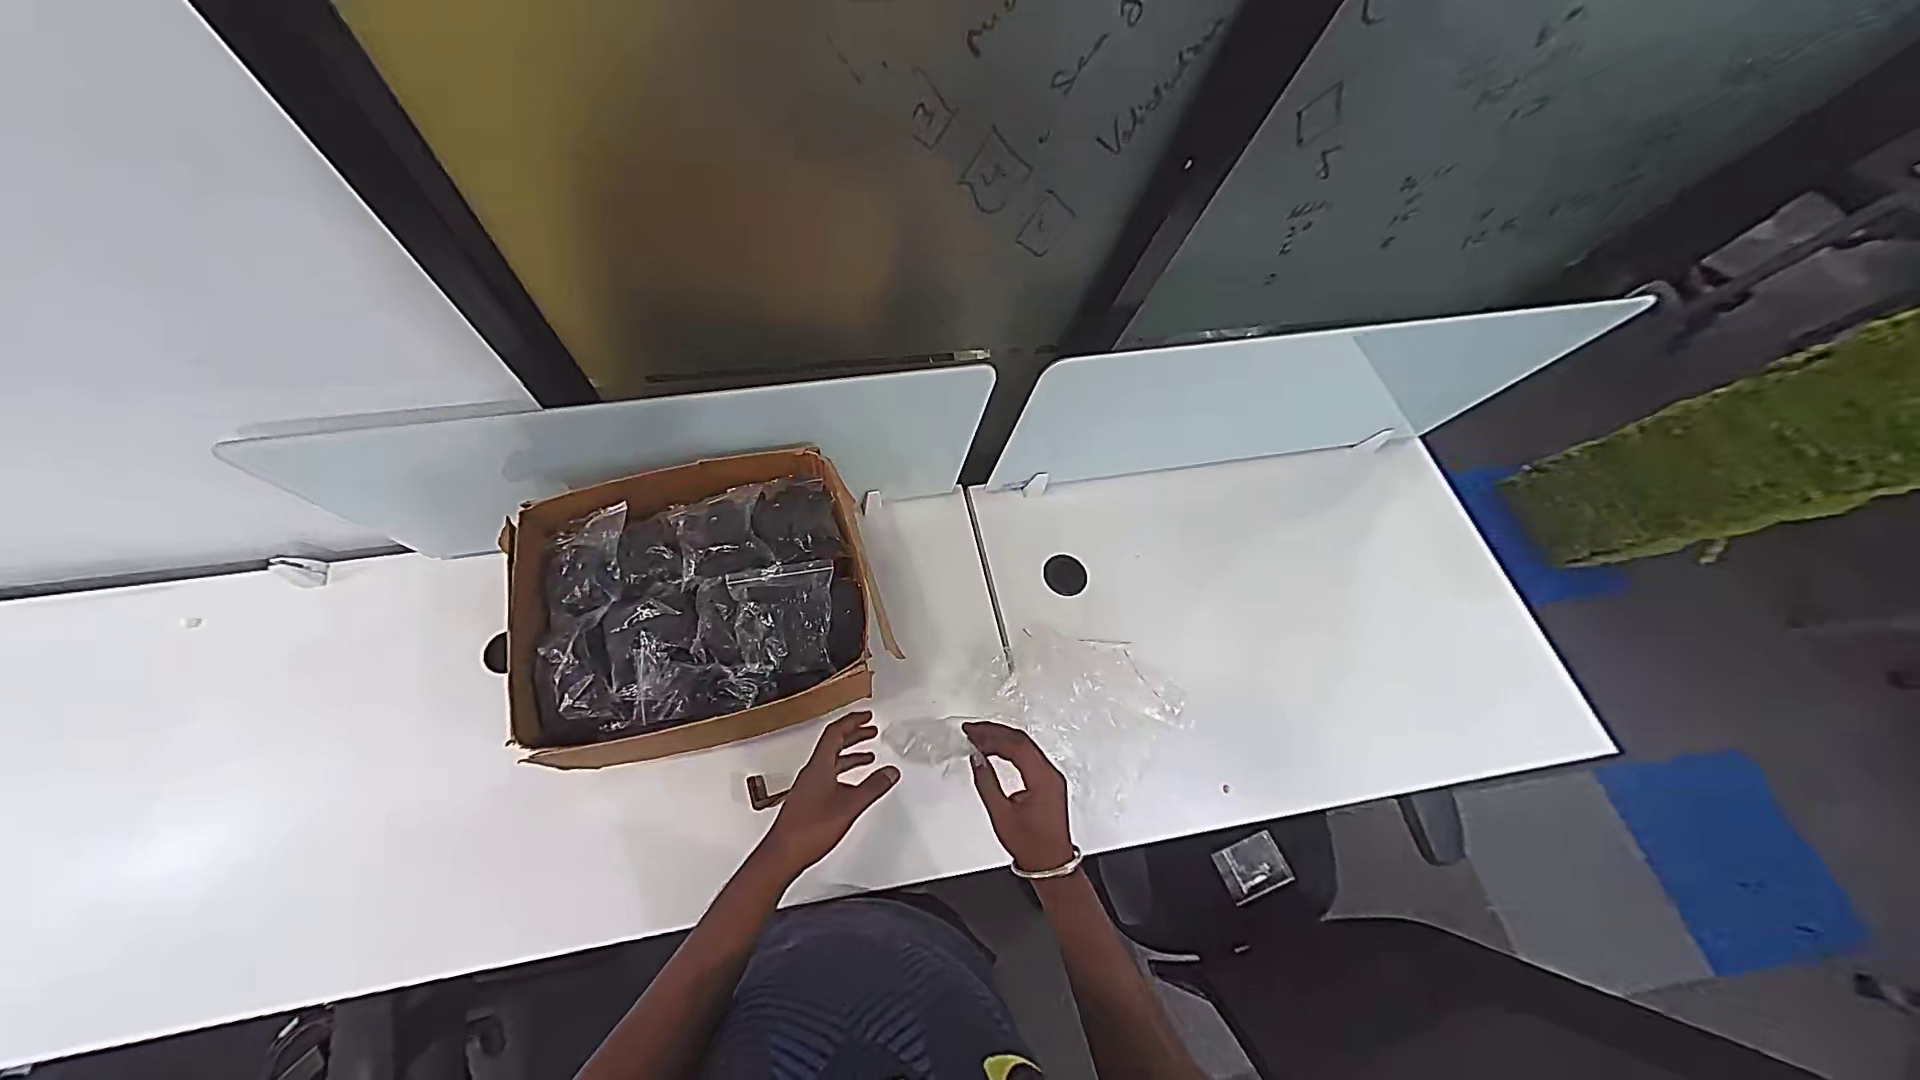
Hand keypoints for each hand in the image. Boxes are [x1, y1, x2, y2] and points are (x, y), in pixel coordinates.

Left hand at [758, 711, 899, 878]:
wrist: (783, 854)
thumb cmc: (807, 830)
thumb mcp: (850, 805)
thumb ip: (873, 787)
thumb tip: (890, 772)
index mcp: (819, 766)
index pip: (835, 732)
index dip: (852, 721)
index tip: (866, 716)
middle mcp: (811, 772)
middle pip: (833, 743)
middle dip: (853, 734)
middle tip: (869, 729)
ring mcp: (808, 786)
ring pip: (831, 760)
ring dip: (849, 753)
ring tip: (867, 755)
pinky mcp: (807, 799)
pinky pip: (828, 775)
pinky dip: (843, 772)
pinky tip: (852, 784)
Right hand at [965, 720, 1074, 873]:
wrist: (1050, 865)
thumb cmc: (1031, 846)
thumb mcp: (1001, 815)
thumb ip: (987, 783)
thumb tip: (977, 758)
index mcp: (1042, 779)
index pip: (1016, 744)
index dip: (991, 734)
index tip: (972, 731)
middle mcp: (1050, 774)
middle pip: (1021, 740)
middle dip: (995, 732)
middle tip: (972, 730)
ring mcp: (1051, 777)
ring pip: (1026, 746)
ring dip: (1002, 738)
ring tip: (980, 736)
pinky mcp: (1048, 781)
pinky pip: (1029, 756)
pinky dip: (1010, 749)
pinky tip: (995, 750)